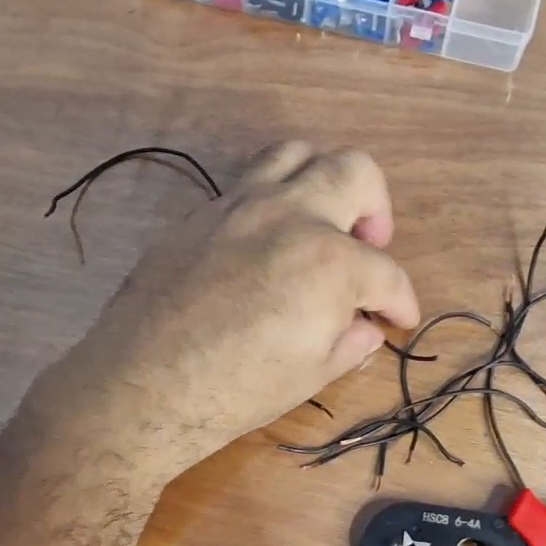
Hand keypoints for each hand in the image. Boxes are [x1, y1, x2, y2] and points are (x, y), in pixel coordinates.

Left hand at [37, 143, 420, 477]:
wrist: (144, 384)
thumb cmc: (237, 390)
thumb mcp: (310, 375)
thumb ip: (350, 341)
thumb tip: (366, 326)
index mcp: (329, 261)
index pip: (386, 272)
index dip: (401, 300)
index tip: (399, 319)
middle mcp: (291, 215)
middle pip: (356, 173)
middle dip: (376, 210)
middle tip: (367, 248)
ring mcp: (241, 204)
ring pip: (297, 155)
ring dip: (322, 183)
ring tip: (319, 225)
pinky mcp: (203, 213)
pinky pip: (250, 182)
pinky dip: (274, 200)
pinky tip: (267, 243)